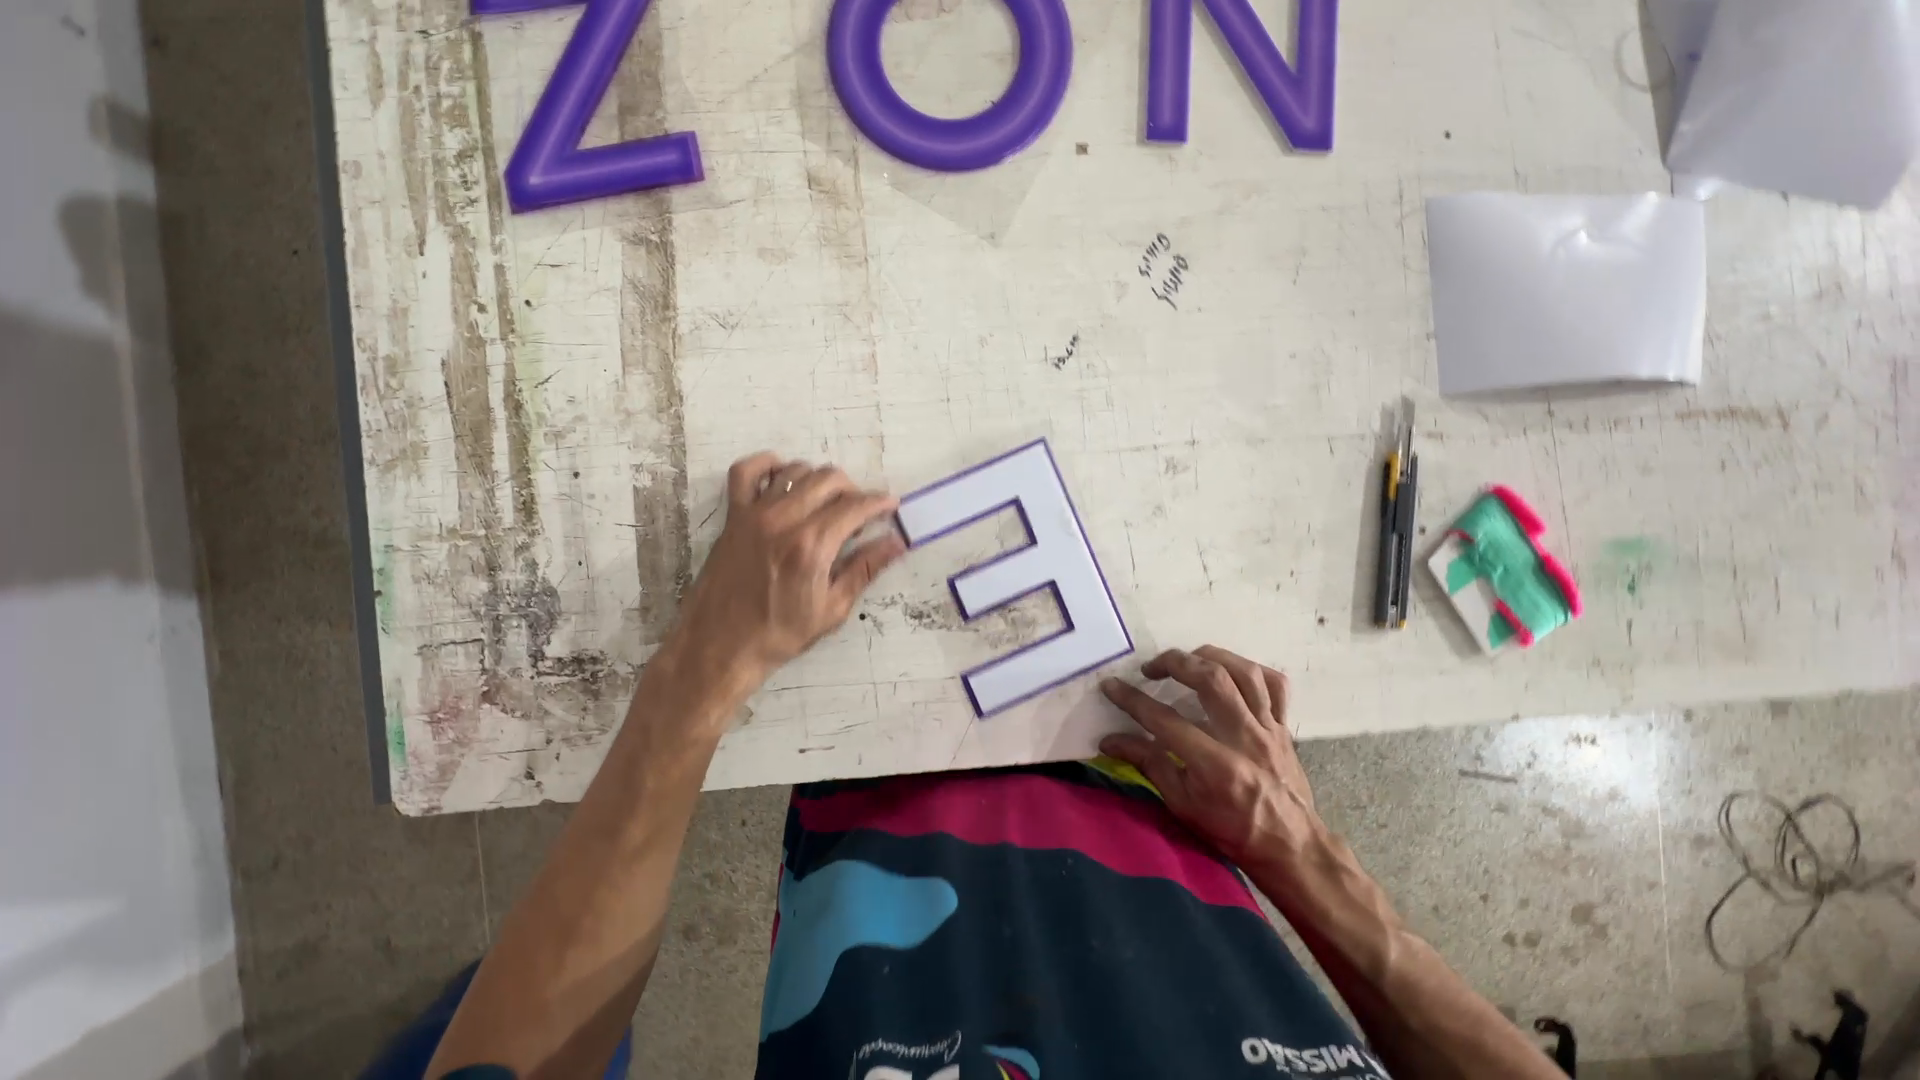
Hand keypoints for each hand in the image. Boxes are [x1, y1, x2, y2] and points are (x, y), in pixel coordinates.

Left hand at [667, 453, 905, 686]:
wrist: (721, 645)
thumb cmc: (779, 634)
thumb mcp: (832, 609)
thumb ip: (864, 569)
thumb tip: (895, 543)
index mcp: (811, 546)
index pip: (855, 506)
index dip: (879, 503)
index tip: (891, 505)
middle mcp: (783, 521)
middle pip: (828, 479)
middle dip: (852, 490)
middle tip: (858, 513)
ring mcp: (754, 514)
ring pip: (795, 470)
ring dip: (818, 480)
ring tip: (826, 503)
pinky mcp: (733, 517)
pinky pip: (746, 472)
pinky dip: (766, 465)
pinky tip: (782, 476)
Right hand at [1099, 647, 1324, 870]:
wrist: (1290, 846)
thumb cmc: (1231, 830)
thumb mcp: (1183, 806)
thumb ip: (1149, 765)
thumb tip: (1110, 740)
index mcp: (1214, 764)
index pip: (1165, 720)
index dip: (1132, 700)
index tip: (1111, 686)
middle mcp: (1244, 737)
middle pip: (1211, 679)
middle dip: (1174, 663)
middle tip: (1151, 669)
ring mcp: (1268, 729)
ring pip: (1244, 672)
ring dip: (1210, 657)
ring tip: (1187, 661)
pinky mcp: (1283, 727)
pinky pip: (1276, 685)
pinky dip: (1252, 671)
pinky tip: (1231, 673)